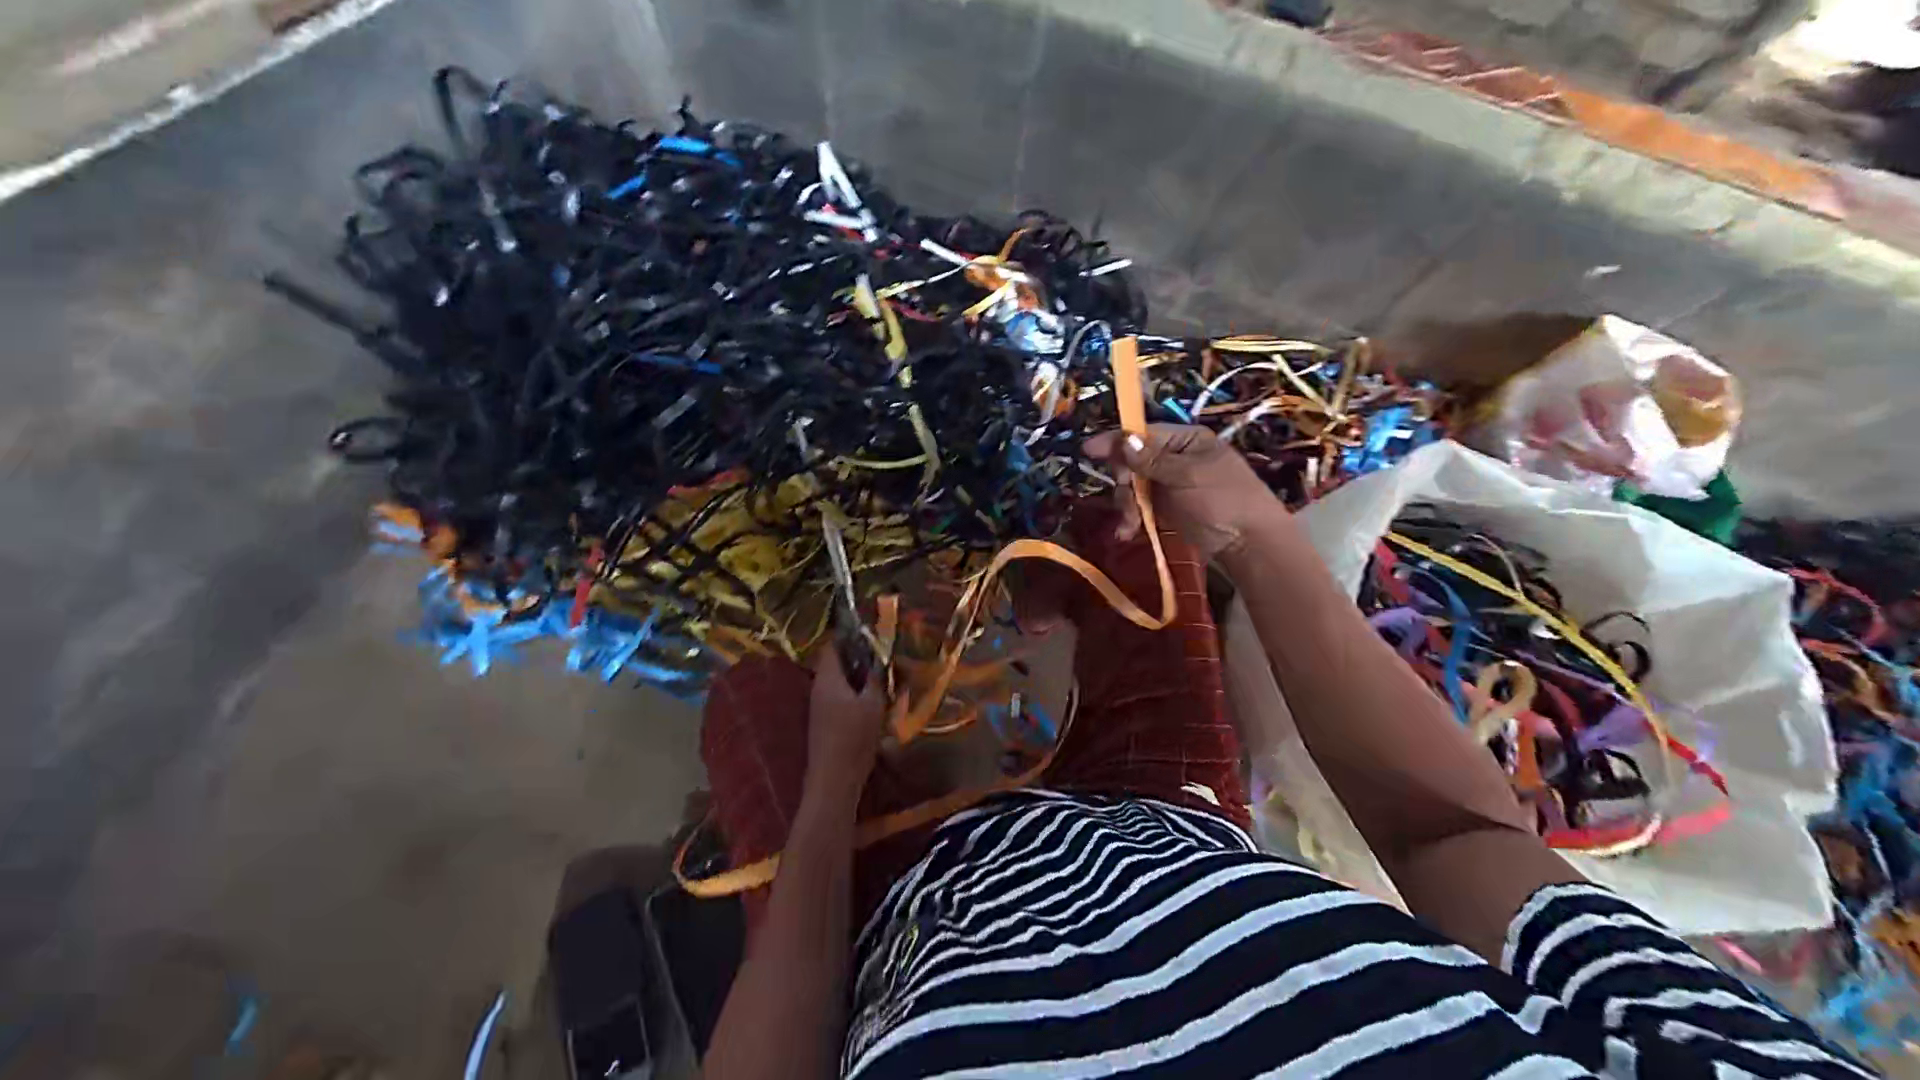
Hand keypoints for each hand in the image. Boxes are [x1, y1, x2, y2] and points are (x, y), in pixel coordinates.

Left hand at [806, 647, 885, 786]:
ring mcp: (819, 706)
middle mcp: (818, 688)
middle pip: (836, 663)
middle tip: (884, 656)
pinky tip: (874, 701)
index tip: (873, 633)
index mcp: (827, 679)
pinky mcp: (824, 722)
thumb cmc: (853, 737)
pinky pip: (840, 697)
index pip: (832, 645)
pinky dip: (855, 693)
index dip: (850, 635)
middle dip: (859, 657)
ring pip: (839, 681)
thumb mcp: (873, 704)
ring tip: (883, 677)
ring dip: (859, 677)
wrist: (834, 780)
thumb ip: (875, 678)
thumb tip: (879, 657)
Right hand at [1083, 424, 1283, 559]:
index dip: (1116, 442)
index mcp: (1186, 440)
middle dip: (1124, 482)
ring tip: (1129, 525)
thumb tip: (1123, 439)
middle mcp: (1175, 458)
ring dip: (1127, 505)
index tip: (1089, 451)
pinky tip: (1128, 532)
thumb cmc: (1224, 501)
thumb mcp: (1187, 476)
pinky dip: (1132, 518)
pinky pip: (1140, 507)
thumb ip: (1152, 460)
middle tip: (1126, 499)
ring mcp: (1170, 484)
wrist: (1250, 544)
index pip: (1144, 434)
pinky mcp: (1167, 508)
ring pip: (1133, 487)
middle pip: (1133, 461)